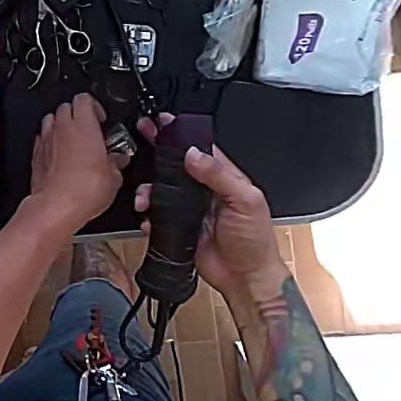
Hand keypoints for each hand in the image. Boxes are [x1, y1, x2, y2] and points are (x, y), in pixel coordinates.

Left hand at [28, 93, 125, 234]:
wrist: (57, 206)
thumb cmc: (83, 190)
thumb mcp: (114, 177)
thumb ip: (116, 163)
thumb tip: (118, 162)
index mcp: (84, 126)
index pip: (85, 99)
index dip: (94, 106)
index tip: (101, 119)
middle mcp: (63, 129)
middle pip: (66, 106)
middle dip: (78, 114)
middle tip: (90, 129)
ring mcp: (47, 141)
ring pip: (51, 120)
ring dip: (62, 126)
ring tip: (74, 140)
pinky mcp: (36, 156)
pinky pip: (41, 139)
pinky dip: (50, 142)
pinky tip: (59, 155)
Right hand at [134, 115, 289, 308]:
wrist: (246, 278)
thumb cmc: (255, 241)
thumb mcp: (245, 200)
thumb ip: (220, 175)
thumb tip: (194, 155)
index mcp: (225, 178)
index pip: (201, 148)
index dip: (182, 134)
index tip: (165, 122)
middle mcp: (207, 191)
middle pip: (178, 165)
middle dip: (160, 151)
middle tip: (145, 134)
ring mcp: (192, 210)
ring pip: (164, 191)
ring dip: (150, 190)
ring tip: (145, 196)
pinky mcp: (181, 229)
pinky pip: (160, 217)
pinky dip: (150, 216)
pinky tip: (149, 218)